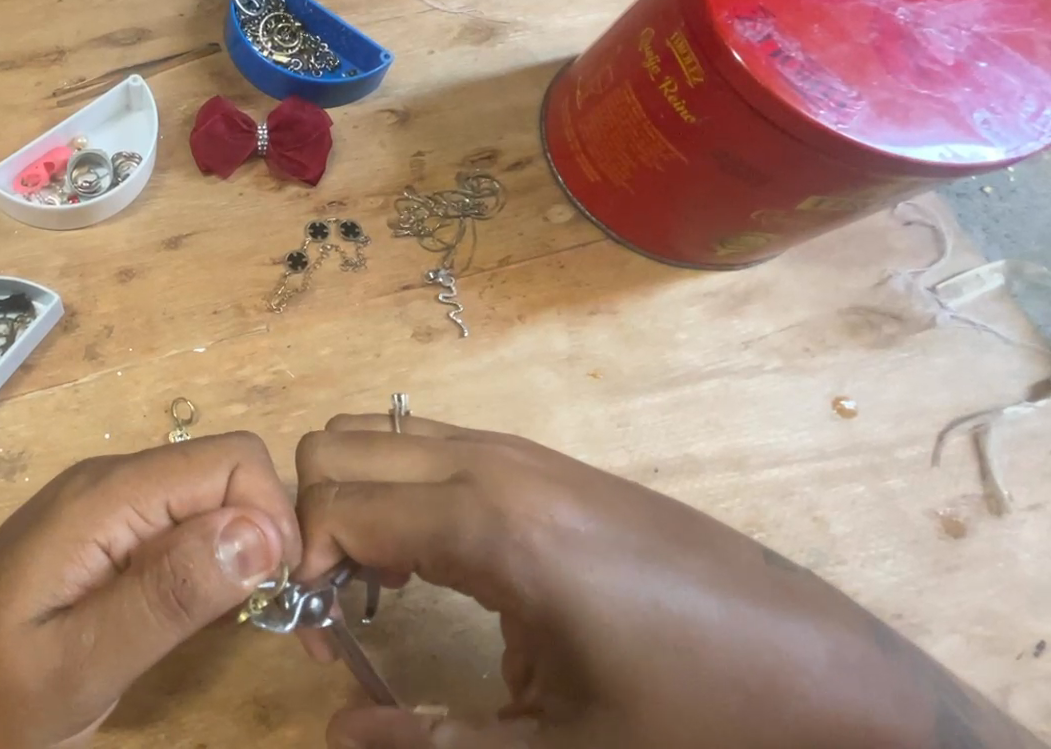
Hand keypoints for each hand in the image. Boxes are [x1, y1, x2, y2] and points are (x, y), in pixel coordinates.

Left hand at [0, 433, 299, 748]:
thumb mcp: (83, 660)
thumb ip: (170, 593)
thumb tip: (261, 529)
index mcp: (106, 496)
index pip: (229, 460)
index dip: (272, 516)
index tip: (284, 595)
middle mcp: (110, 483)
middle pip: (222, 473)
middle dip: (267, 533)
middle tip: (280, 620)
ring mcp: (104, 508)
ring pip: (206, 500)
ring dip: (244, 553)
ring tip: (253, 625)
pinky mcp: (103, 537)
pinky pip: (178, 528)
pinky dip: (212, 565)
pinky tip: (207, 616)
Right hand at [295, 415, 1044, 748]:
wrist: (844, 685)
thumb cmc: (698, 721)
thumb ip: (429, 742)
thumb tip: (334, 732)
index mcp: (490, 525)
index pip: (333, 505)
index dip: (304, 567)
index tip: (323, 630)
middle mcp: (488, 462)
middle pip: (334, 446)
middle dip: (314, 517)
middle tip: (346, 598)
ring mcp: (513, 448)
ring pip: (371, 430)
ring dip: (351, 494)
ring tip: (383, 575)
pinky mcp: (535, 456)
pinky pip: (420, 441)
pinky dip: (392, 484)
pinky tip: (434, 557)